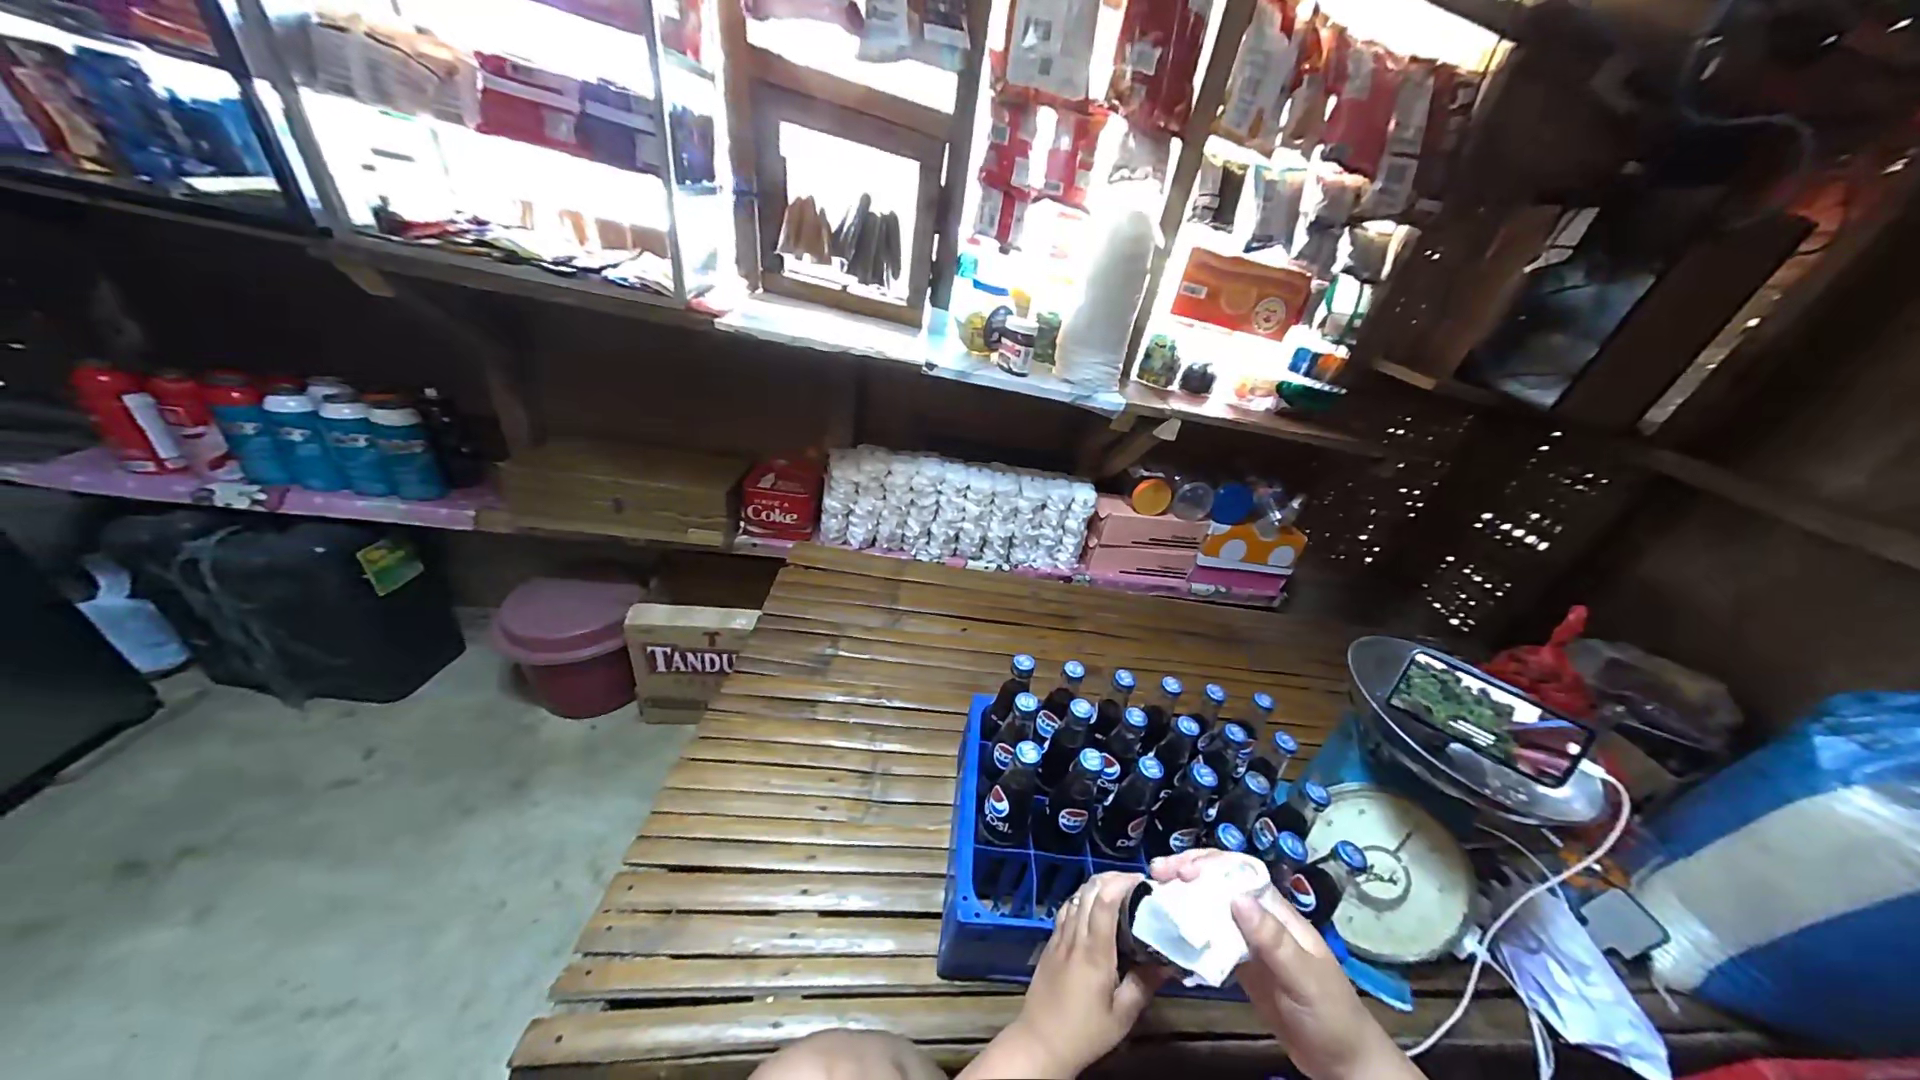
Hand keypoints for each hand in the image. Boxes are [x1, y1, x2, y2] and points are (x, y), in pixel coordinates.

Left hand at [959, 872, 1168, 1078]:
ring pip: (1076, 897)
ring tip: (1118, 890)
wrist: (1040, 1042)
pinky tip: (1092, 907)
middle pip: (1089, 891)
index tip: (1142, 880)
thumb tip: (1168, 962)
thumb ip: (1144, 984)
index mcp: (1094, 952)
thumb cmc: (1085, 1032)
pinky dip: (1082, 899)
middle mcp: (1075, 937)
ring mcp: (1059, 938)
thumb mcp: (1122, 1016)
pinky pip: (1066, 910)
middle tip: (1135, 882)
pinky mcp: (1050, 943)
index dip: (1121, 883)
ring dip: (1096, 886)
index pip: (1104, 902)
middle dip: (1111, 878)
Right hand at [1150, 852, 1419, 1079]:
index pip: (1239, 872)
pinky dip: (1188, 927)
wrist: (1342, 1064)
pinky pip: (1209, 936)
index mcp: (1278, 913)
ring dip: (1183, 894)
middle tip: (1157, 872)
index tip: (1181, 868)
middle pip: (1220, 882)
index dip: (1209, 863)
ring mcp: (1248, 941)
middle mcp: (1260, 919)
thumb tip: (1236, 897)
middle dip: (1188, 871)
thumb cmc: (1331, 1015)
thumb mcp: (1305, 977)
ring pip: (1210, 905)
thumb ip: (1272, 939)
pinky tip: (1169, 927)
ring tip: (1155, 891)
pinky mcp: (1239, 963)